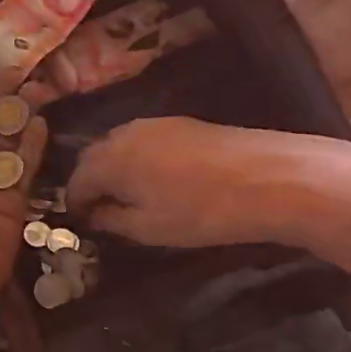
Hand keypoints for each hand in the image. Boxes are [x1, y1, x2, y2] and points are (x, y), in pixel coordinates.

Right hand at [67, 117, 350, 248]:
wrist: (275, 179)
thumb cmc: (203, 212)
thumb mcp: (149, 228)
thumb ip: (112, 220)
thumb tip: (93, 215)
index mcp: (110, 159)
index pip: (76, 180)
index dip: (75, 204)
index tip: (82, 223)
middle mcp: (125, 134)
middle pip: (92, 156)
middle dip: (90, 181)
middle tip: (100, 209)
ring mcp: (156, 124)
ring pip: (118, 144)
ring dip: (113, 167)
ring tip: (128, 194)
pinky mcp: (183, 123)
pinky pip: (143, 140)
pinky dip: (137, 158)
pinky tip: (156, 178)